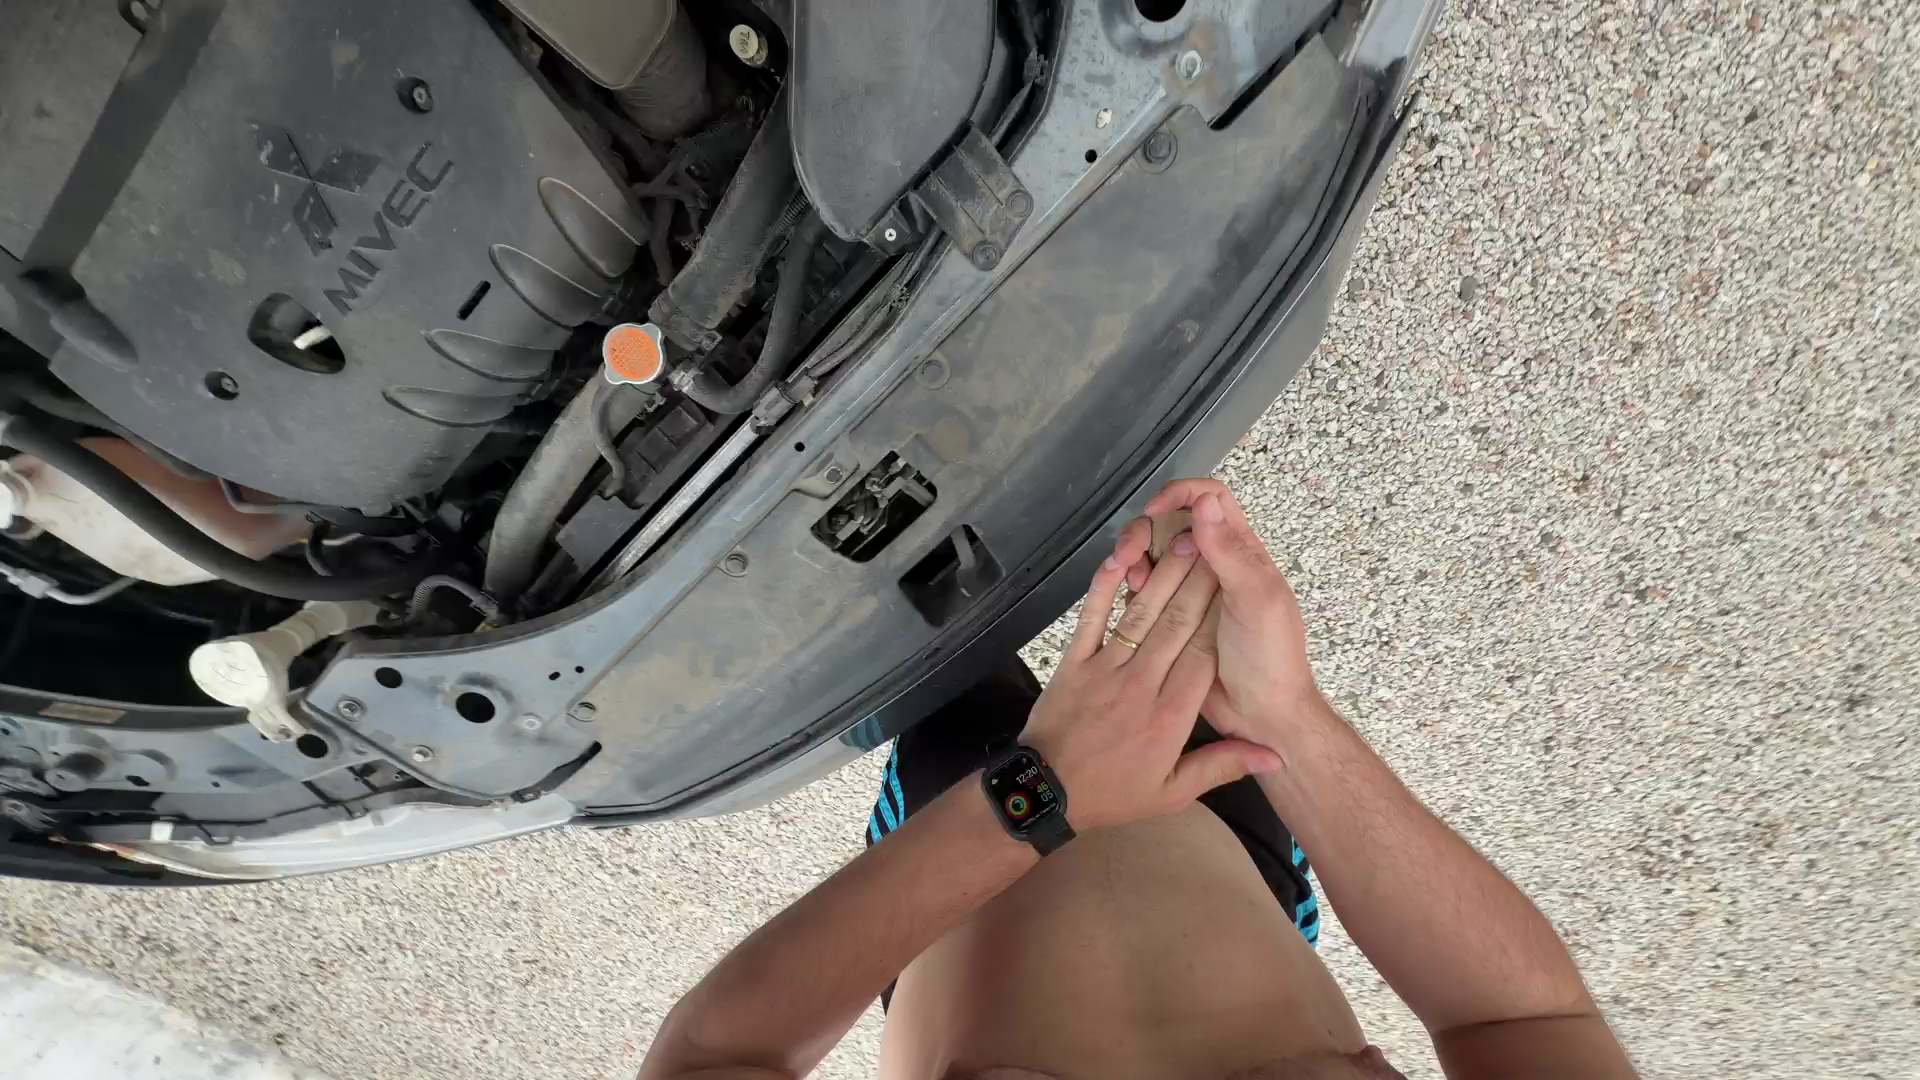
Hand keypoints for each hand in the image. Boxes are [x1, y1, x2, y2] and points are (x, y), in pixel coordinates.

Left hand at [1018, 534, 1281, 830]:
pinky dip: (1103, 588)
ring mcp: (1104, 668)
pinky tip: (1120, 559)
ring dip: (1163, 576)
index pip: (1205, 656)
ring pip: (1141, 615)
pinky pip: (1091, 618)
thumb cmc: (1113, 792)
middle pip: (1178, 624)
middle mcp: (1141, 684)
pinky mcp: (1074, 661)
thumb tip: (1277, 753)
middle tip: (1217, 541)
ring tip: (1184, 541)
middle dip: (1199, 581)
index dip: (1222, 616)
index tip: (1238, 581)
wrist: (1047, 791)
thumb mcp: (1172, 792)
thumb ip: (1223, 766)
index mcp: (1170, 715)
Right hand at [1111, 479, 1319, 748]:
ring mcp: (1190, 590)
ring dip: (1134, 557)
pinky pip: (1145, 588)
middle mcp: (1214, 563)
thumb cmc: (1269, 657)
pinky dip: (1131, 585)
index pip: (1211, 498)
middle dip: (1144, 529)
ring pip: (1154, 554)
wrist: (1260, 714)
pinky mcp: (1171, 616)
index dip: (1181, 494)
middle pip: (1172, 523)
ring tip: (1127, 576)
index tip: (1155, 510)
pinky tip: (1129, 596)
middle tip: (1127, 553)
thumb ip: (1231, 552)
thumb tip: (1204, 503)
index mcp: (1242, 551)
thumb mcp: (1257, 600)